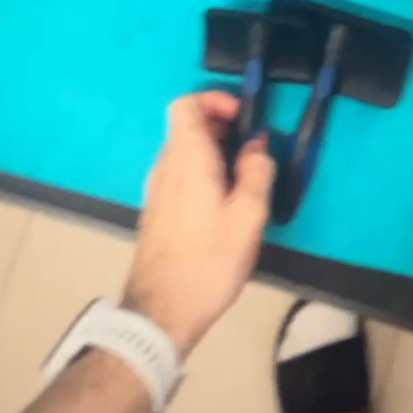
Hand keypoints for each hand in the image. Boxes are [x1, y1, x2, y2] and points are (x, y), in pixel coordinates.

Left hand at [124, 92, 275, 355]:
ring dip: (213, 151)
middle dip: (221, 127)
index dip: (213, 100)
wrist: (160, 313)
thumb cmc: (208, 260)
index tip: (241, 118)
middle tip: (251, 149)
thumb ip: (256, 172)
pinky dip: (202, 171)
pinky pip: (180, 173)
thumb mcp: (248, 216)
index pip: (186, 104)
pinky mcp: (157, 210)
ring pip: (184, 150)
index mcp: (186, 157)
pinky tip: (223, 202)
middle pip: (187, 125)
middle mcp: (165, 165)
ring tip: (243, 177)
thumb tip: (256, 145)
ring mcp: (157, 188)